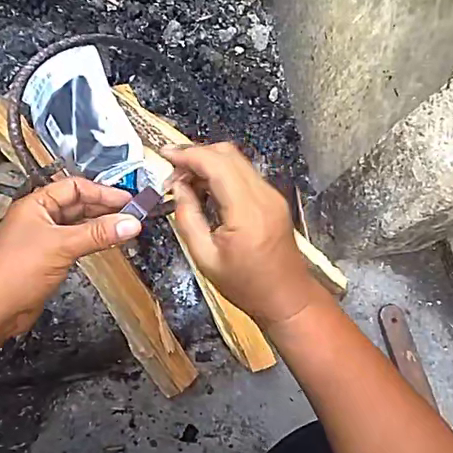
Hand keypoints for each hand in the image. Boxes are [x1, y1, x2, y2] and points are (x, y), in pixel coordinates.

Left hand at [0, 175, 140, 339]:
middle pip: (77, 205)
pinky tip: (105, 245)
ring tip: (125, 228)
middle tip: (131, 214)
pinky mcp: (46, 260)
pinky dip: (91, 242)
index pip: (74, 187)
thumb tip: (130, 223)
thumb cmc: (13, 270)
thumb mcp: (61, 245)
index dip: (102, 192)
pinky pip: (74, 244)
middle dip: (104, 208)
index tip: (127, 200)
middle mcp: (38, 218)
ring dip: (99, 226)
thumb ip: (97, 233)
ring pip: (77, 225)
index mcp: (36, 203)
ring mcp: (42, 239)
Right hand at [166, 143, 322, 326]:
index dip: (187, 154)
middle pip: (227, 154)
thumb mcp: (205, 258)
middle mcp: (264, 195)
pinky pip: (243, 173)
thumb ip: (187, 218)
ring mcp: (271, 195)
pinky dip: (221, 173)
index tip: (164, 155)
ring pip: (236, 160)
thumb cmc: (246, 286)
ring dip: (208, 163)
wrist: (287, 298)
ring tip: (185, 183)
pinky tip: (205, 191)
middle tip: (172, 172)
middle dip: (195, 155)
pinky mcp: (272, 198)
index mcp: (247, 211)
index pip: (216, 164)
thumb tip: (177, 187)